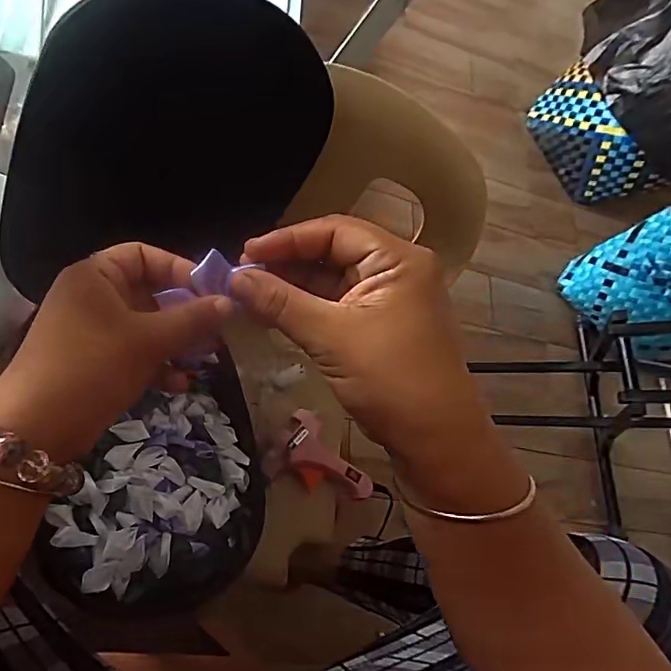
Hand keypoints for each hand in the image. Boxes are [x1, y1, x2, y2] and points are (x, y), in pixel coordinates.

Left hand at [0, 244, 232, 462]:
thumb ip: (191, 320)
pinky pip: (129, 353)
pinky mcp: (90, 362)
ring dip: (174, 343)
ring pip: (142, 328)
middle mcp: (89, 296)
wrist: (35, 426)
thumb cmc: (92, 367)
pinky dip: (154, 364)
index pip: (143, 255)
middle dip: (183, 314)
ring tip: (204, 362)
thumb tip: (228, 301)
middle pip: (146, 293)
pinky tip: (178, 385)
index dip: (179, 269)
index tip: (212, 292)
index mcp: (94, 275)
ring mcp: (88, 331)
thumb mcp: (147, 341)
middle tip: (216, 333)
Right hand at [230, 215, 479, 464]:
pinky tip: (271, 314)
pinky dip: (303, 308)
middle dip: (285, 263)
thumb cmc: (391, 379)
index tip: (245, 254)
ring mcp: (387, 299)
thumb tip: (235, 279)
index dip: (286, 239)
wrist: (436, 440)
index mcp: (397, 260)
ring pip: (329, 280)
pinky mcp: (377, 326)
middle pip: (331, 251)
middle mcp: (395, 271)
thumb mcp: (330, 336)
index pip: (334, 230)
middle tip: (242, 276)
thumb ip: (280, 302)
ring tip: (248, 295)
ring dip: (290, 287)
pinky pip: (333, 305)